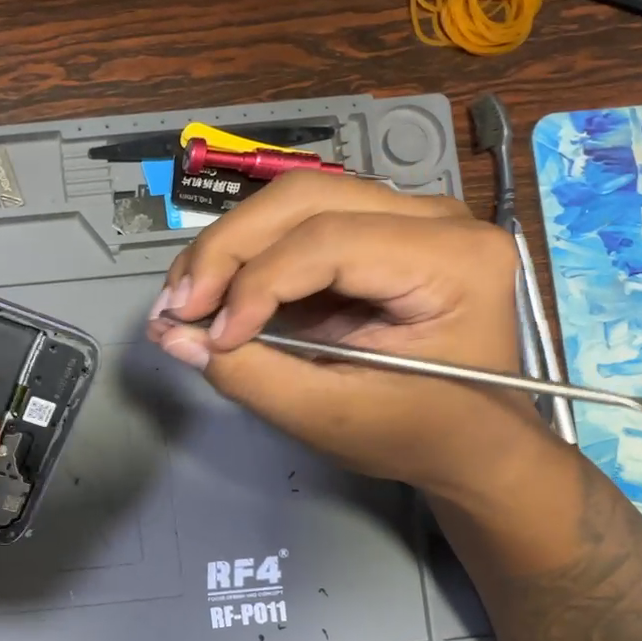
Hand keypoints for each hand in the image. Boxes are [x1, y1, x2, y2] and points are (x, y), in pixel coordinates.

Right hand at [147, 171, 548, 502]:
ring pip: (292, 201)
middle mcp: (436, 218)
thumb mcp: (330, 417)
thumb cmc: (416, 434)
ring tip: (183, 303)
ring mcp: (404, 219)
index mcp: (452, 261)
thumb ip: (249, 375)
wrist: (468, 442)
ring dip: (225, 248)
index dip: (254, 285)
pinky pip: (293, 226)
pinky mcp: (373, 234)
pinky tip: (210, 295)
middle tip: (176, 309)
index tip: (211, 340)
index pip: (329, 241)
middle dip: (225, 250)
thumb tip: (173, 336)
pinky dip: (242, 258)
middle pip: (304, 198)